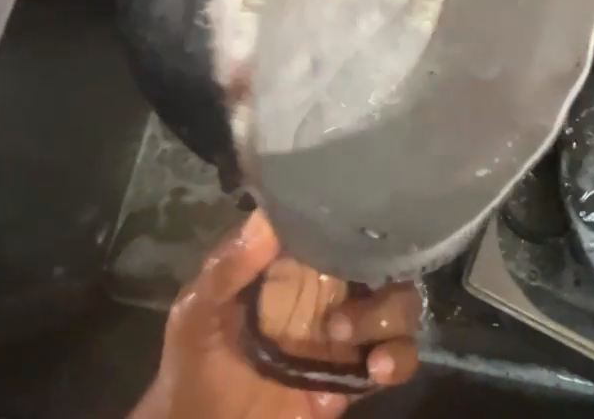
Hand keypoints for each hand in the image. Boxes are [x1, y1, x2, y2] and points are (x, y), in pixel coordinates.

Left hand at [131, 213, 422, 418]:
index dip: (356, 219)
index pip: (339, 226)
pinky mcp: (355, 374)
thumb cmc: (194, 357)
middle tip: (352, 292)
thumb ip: (229, 266)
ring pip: (399, 304)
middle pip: (382, 260)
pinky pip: (398, 357)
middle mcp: (328, 289)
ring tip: (346, 334)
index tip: (357, 221)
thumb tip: (267, 218)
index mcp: (295, 262)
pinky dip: (399, 357)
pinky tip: (375, 367)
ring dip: (389, 315)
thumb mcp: (198, 307)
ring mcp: (346, 331)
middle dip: (384, 270)